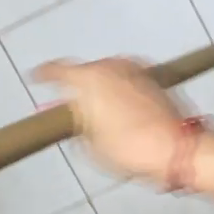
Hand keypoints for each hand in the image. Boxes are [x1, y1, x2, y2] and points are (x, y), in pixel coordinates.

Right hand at [33, 57, 186, 181]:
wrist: (176, 147)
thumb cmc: (128, 148)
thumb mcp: (90, 142)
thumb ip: (77, 120)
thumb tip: (71, 110)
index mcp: (89, 78)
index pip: (58, 70)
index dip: (44, 74)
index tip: (36, 77)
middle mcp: (111, 65)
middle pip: (86, 70)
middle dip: (77, 84)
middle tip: (70, 102)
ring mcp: (135, 68)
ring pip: (108, 72)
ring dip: (100, 84)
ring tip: (96, 105)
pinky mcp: (153, 76)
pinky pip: (126, 77)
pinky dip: (118, 86)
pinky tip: (119, 102)